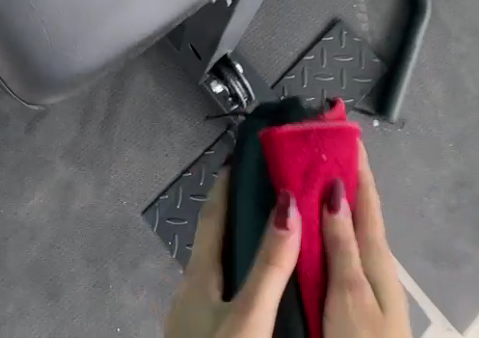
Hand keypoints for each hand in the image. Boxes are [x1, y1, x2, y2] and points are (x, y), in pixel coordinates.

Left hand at [164, 171, 300, 337]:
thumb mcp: (248, 315)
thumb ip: (269, 265)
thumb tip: (289, 201)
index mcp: (196, 275)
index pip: (211, 216)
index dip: (225, 186)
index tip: (241, 159)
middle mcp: (189, 289)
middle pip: (214, 240)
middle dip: (237, 214)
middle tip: (266, 193)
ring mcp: (191, 316)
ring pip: (218, 269)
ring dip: (239, 249)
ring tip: (268, 237)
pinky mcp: (201, 335)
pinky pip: (222, 294)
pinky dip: (240, 279)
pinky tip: (256, 289)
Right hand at [320, 144, 409, 337]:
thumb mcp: (352, 294)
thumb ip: (343, 244)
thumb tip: (336, 187)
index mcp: (376, 257)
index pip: (366, 199)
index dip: (355, 164)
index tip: (340, 130)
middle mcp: (371, 265)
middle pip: (353, 212)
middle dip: (335, 178)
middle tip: (308, 148)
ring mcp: (361, 285)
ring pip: (342, 233)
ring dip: (325, 205)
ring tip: (298, 179)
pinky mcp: (347, 303)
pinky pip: (333, 255)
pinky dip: (320, 234)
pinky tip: (303, 234)